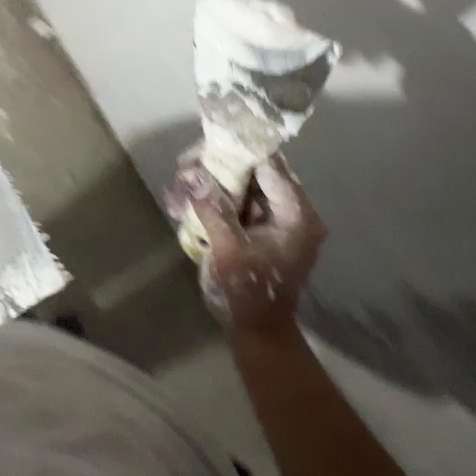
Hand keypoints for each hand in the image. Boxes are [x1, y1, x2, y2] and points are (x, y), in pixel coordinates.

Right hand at [170, 155, 325, 333]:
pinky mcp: (260, 227)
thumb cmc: (249, 295)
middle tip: (184, 165)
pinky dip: (213, 198)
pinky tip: (184, 199)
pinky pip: (237, 201)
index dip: (239, 150)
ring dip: (211, 181)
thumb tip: (192, 173)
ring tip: (178, 183)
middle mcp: (292, 211)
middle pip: (255, 171)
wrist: (257, 333)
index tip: (206, 141)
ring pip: (242, 184)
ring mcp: (276, 219)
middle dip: (218, 166)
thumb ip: (213, 208)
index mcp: (296, 214)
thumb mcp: (229, 250)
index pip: (270, 166)